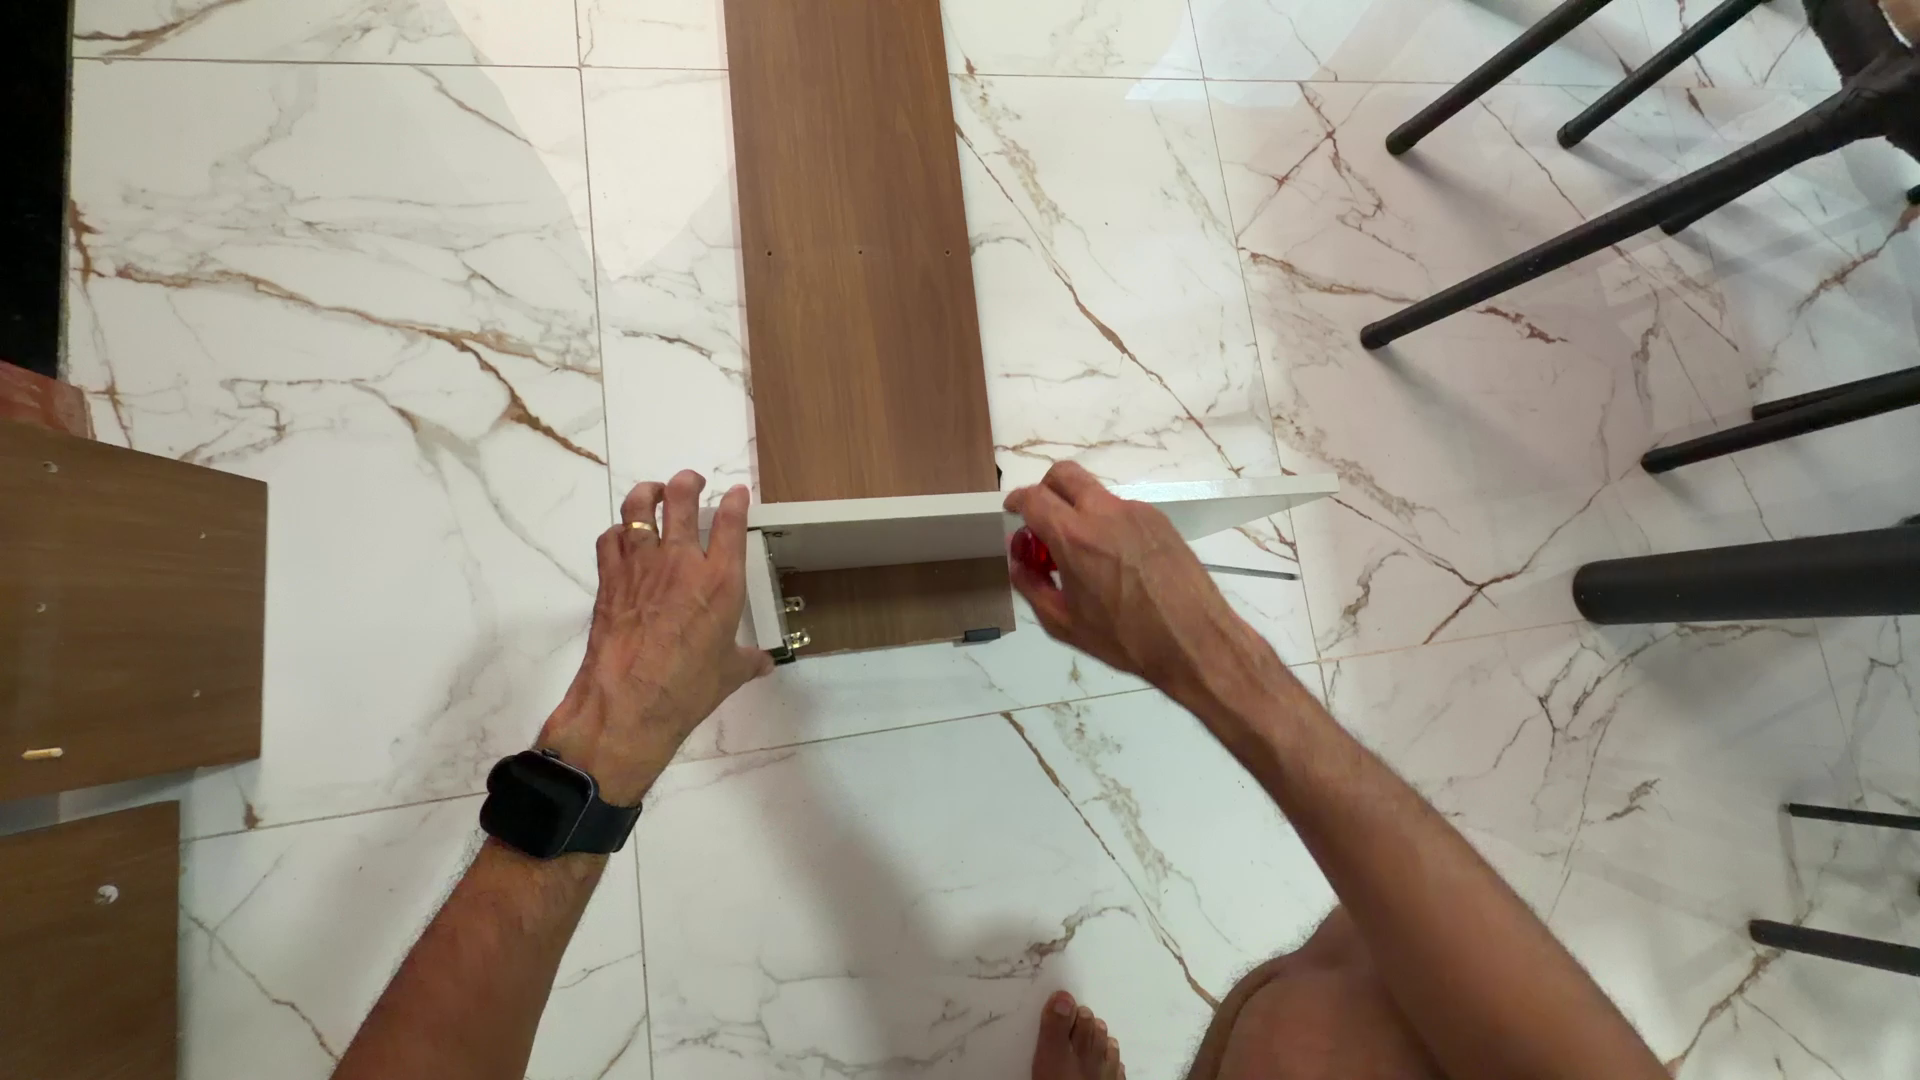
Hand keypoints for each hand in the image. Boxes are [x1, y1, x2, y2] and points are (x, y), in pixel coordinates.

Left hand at [537, 471, 774, 804]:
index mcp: (721, 580)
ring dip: (647, 493)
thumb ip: (748, 661)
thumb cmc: (689, 687)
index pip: (731, 523)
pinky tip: (622, 537)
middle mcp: (681, 562)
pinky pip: (610, 540)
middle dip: (688, 482)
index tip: (737, 492)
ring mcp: (641, 567)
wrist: (628, 703)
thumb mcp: (730, 673)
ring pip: (638, 509)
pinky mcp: (610, 580)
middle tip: (691, 480)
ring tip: (653, 491)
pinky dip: (617, 532)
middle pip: (681, 500)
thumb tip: (764, 664)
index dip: (735, 501)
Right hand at [1004, 462, 1285, 718]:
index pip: (1033, 498)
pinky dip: (1107, 524)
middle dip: (1045, 488)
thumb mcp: (1064, 623)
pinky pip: (1122, 510)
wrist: (1194, 640)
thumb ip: (1031, 585)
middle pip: (1064, 474)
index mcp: (1075, 537)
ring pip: (1095, 493)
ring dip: (1078, 509)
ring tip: (1084, 553)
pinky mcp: (1159, 520)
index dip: (1016, 500)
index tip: (1013, 511)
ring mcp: (1136, 512)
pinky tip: (1117, 561)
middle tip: (1043, 518)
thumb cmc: (1125, 639)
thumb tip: (1017, 560)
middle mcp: (1104, 513)